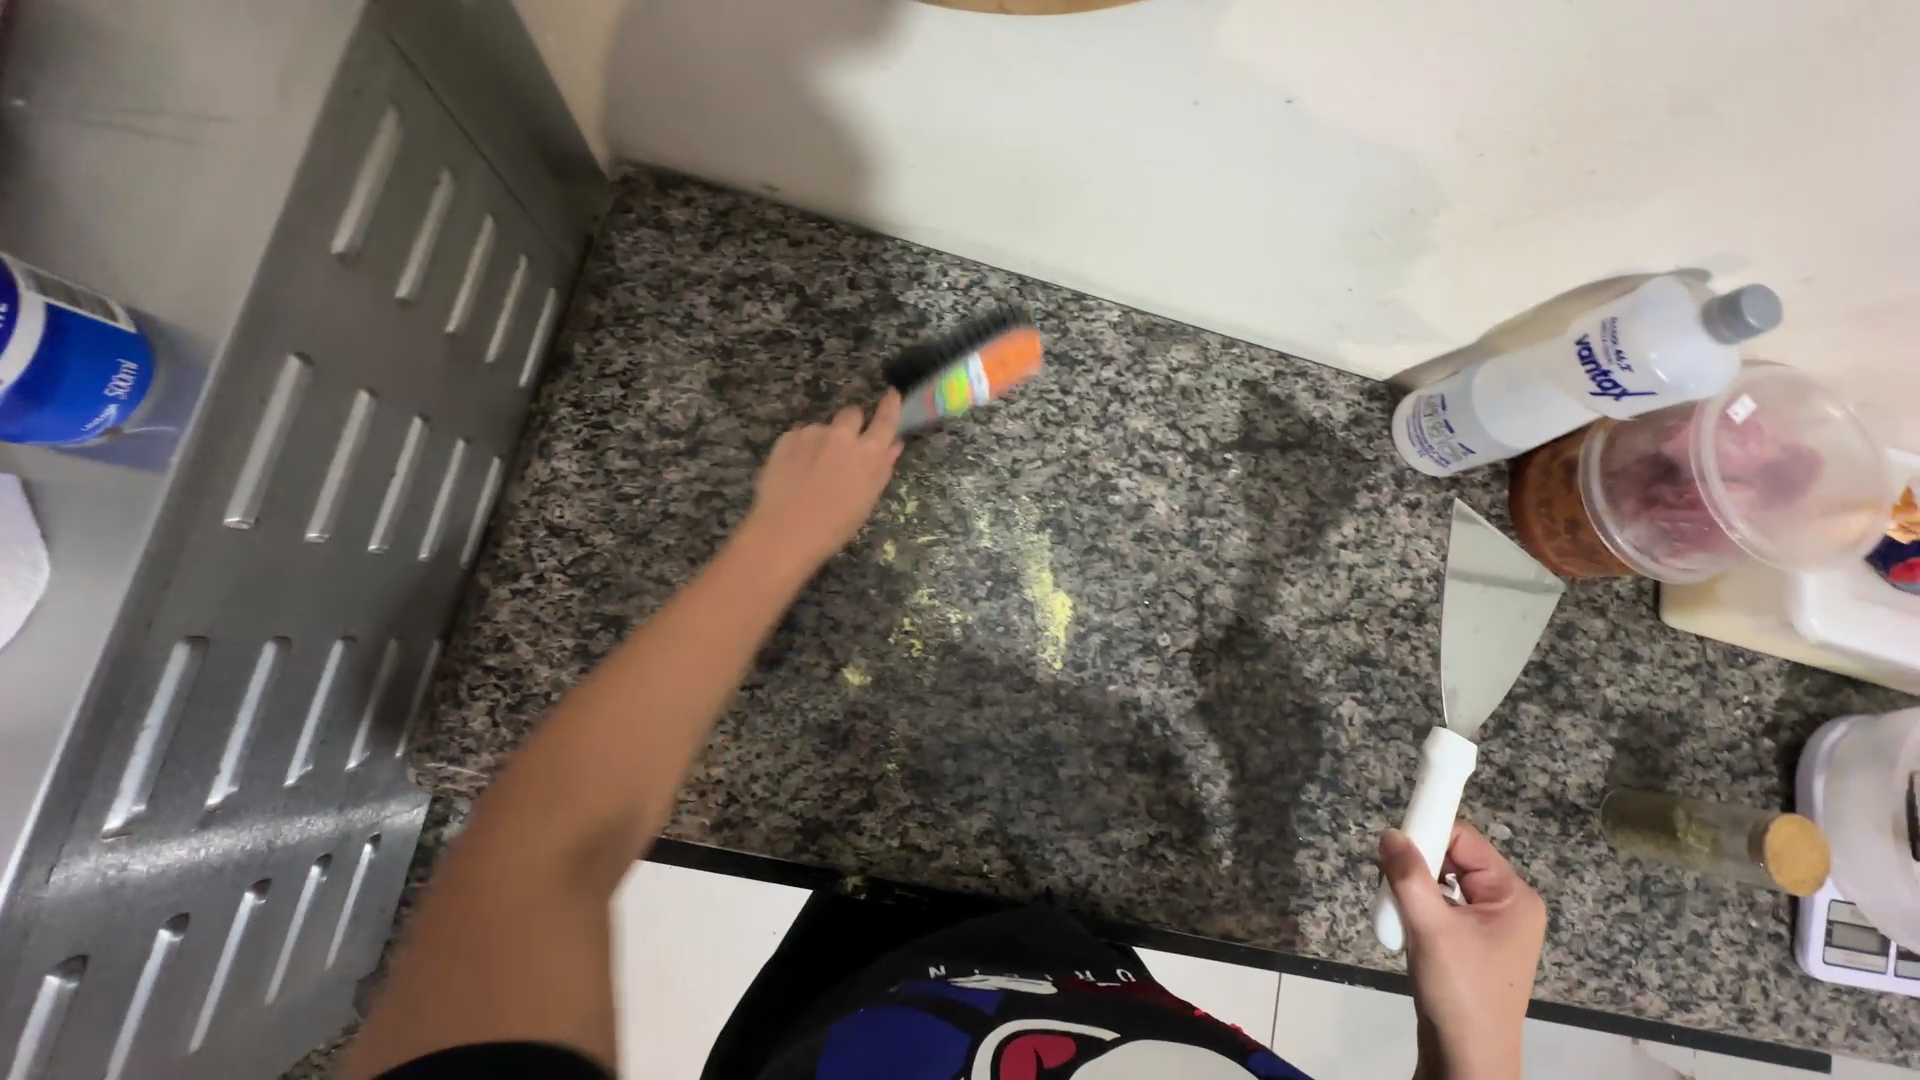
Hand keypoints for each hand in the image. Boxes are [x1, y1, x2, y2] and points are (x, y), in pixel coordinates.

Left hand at [741, 391, 902, 570]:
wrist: (786, 531)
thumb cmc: (834, 525)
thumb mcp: (866, 500)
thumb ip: (881, 468)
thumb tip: (893, 446)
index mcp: (868, 454)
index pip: (886, 420)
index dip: (890, 406)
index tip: (891, 395)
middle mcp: (842, 436)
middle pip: (852, 415)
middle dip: (851, 425)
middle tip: (843, 450)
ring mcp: (812, 434)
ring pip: (824, 428)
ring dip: (823, 440)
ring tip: (813, 470)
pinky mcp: (787, 438)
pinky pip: (800, 436)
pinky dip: (802, 448)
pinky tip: (796, 472)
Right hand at [1379, 824, 1545, 1079]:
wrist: (1466, 1055)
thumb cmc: (1459, 989)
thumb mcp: (1430, 927)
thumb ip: (1408, 875)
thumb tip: (1390, 833)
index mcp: (1513, 896)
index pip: (1465, 839)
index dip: (1428, 834)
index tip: (1394, 845)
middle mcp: (1508, 904)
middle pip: (1452, 857)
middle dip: (1416, 866)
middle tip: (1390, 884)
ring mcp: (1491, 924)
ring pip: (1441, 881)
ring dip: (1412, 889)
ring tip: (1397, 912)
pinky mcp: (1471, 940)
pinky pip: (1440, 904)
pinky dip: (1416, 908)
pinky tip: (1403, 924)